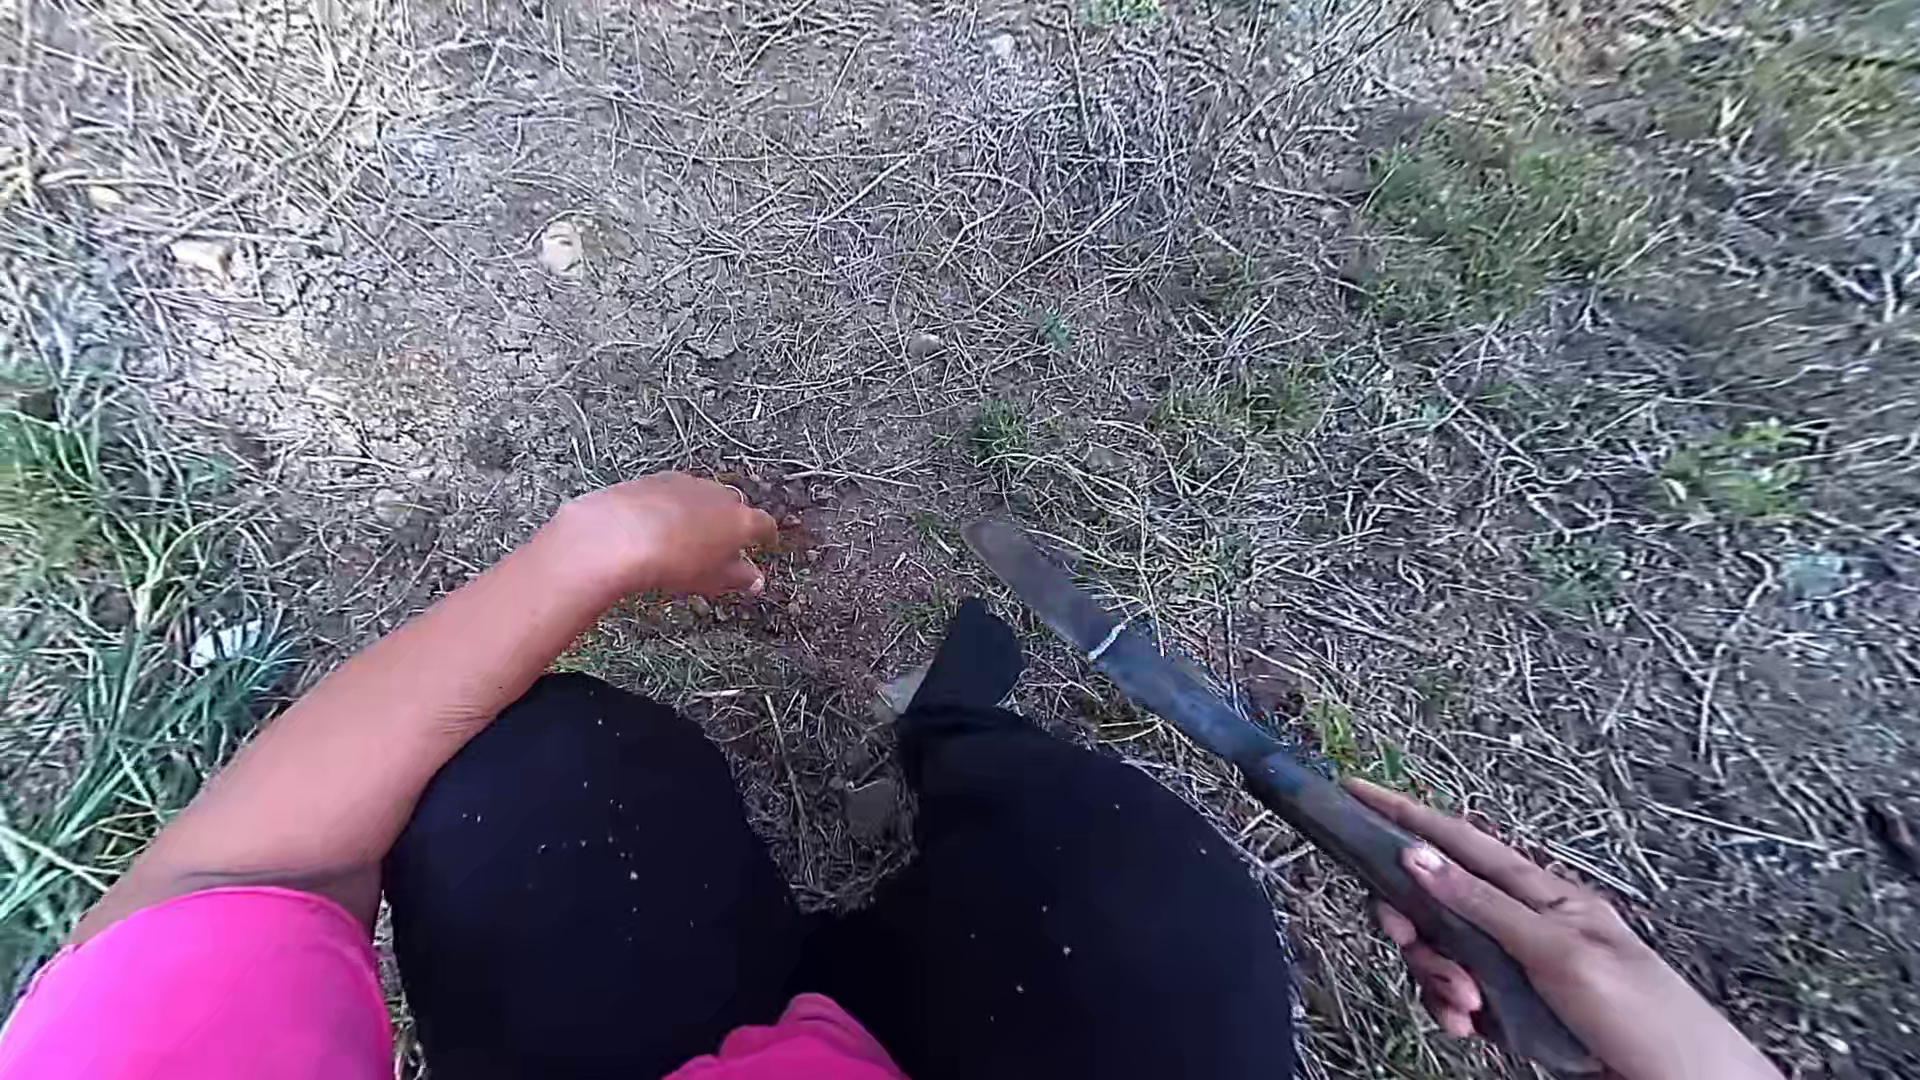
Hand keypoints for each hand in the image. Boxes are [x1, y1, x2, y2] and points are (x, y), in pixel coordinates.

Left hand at [546, 473, 777, 596]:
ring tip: (686, 535)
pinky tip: (658, 523)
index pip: (764, 524)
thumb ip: (739, 578)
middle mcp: (719, 496)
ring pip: (703, 496)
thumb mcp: (712, 580)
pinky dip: (672, 505)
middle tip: (720, 543)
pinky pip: (673, 491)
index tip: (765, 541)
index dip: (766, 534)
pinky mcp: (656, 479)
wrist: (617, 536)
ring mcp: (688, 484)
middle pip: (734, 506)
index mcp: (741, 520)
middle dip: (730, 522)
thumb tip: (755, 580)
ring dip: (700, 511)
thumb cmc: (673, 562)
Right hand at [1346, 779, 1782, 1079]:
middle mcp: (1515, 920)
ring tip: (1462, 1004)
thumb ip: (1482, 904)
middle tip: (1402, 935)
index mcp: (1536, 893)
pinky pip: (1452, 989)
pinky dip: (1446, 1004)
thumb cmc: (1652, 1025)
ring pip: (1436, 944)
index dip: (1401, 810)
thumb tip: (1412, 852)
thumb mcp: (1564, 956)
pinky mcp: (1509, 1006)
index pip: (1454, 837)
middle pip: (1431, 895)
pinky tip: (1464, 1025)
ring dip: (1433, 971)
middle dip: (1410, 916)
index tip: (1353, 788)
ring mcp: (1511, 964)